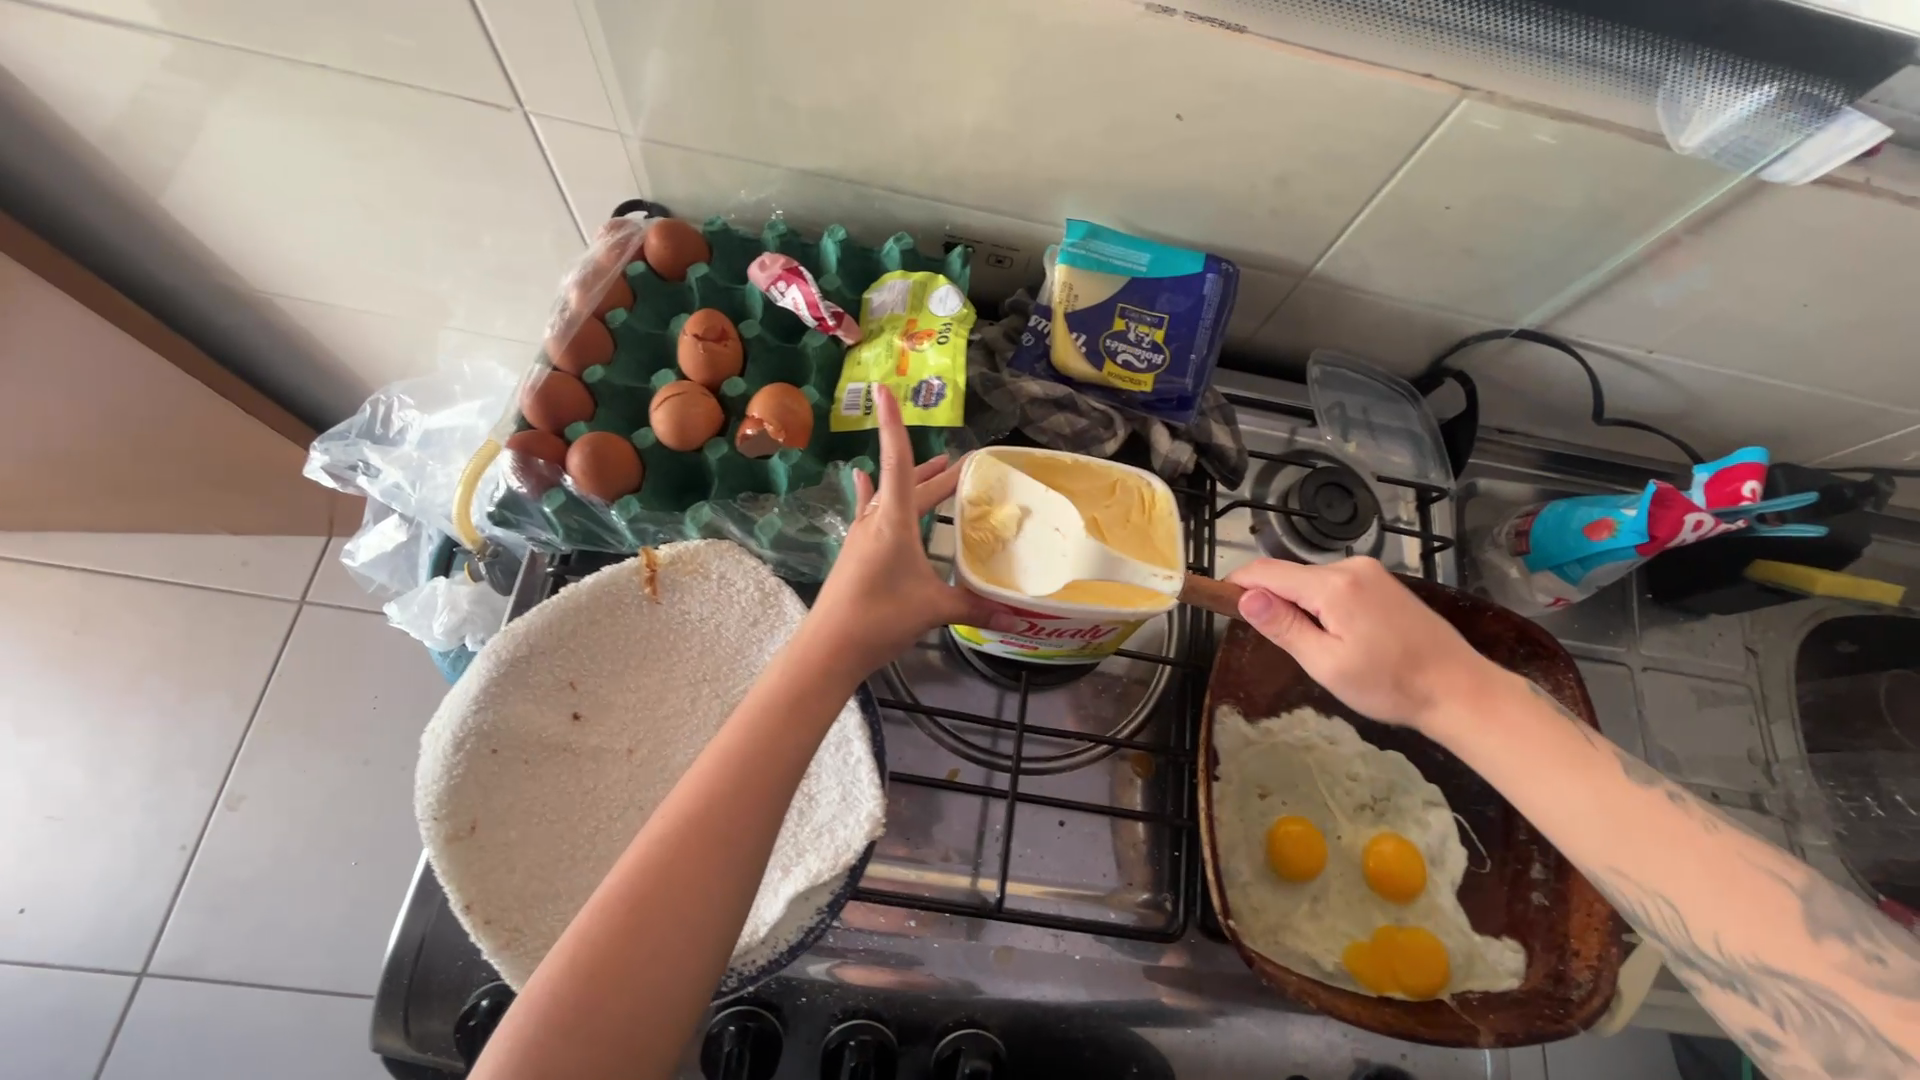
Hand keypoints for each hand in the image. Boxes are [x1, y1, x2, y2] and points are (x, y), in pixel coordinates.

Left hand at [804, 386, 1013, 682]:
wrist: (829, 647)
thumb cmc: (880, 618)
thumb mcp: (933, 610)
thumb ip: (976, 607)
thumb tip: (1018, 618)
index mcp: (894, 520)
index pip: (898, 461)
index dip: (893, 423)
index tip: (884, 390)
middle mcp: (875, 519)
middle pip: (908, 483)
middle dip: (938, 472)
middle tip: (967, 465)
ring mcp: (862, 536)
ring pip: (891, 497)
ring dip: (914, 483)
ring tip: (938, 470)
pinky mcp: (855, 553)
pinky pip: (870, 513)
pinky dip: (874, 495)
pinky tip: (862, 482)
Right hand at [1225, 556, 1502, 731]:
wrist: (1459, 690)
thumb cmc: (1389, 684)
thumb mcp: (1326, 663)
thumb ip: (1283, 626)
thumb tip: (1245, 597)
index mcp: (1333, 585)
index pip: (1265, 572)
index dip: (1237, 586)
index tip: (1220, 607)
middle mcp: (1350, 567)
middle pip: (1289, 576)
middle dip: (1273, 603)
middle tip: (1282, 647)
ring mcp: (1370, 572)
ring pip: (1310, 582)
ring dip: (1300, 608)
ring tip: (1317, 649)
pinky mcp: (1382, 583)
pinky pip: (1334, 587)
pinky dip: (1322, 607)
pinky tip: (1340, 638)